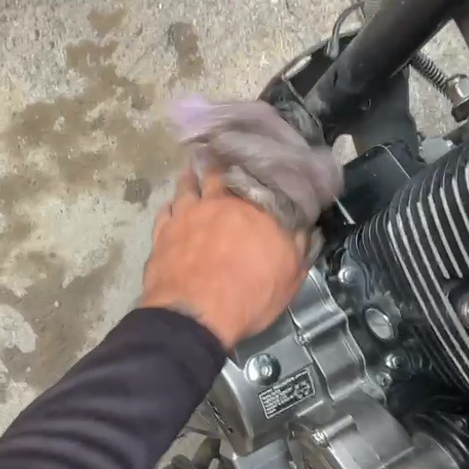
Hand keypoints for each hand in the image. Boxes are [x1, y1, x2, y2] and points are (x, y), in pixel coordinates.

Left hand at [137, 167, 308, 348]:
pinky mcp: (162, 232)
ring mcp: (186, 215)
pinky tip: (171, 204)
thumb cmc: (247, 296)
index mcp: (256, 209)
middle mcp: (219, 203)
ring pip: (187, 184)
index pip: (261, 179)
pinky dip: (170, 204)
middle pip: (219, 173)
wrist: (193, 315)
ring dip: (191, 176)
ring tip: (192, 168)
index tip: (259, 162)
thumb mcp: (289, 275)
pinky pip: (165, 209)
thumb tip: (307, 226)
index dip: (260, 170)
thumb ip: (299, 245)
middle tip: (220, 153)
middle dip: (221, 163)